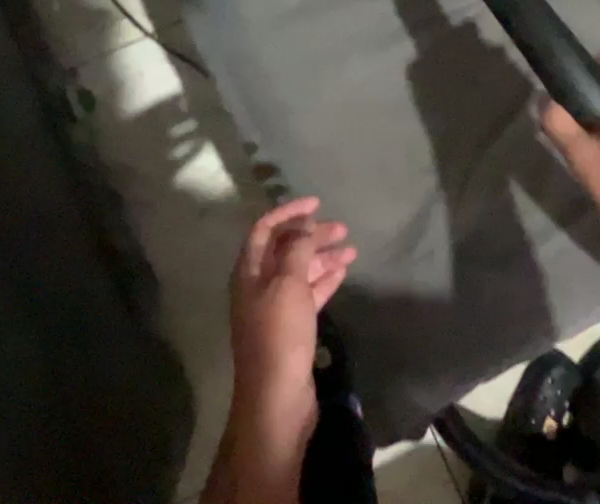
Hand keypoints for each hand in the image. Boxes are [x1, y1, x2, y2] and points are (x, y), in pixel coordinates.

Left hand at [221, 198, 356, 488]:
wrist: (276, 398)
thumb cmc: (279, 335)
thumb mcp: (287, 284)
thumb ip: (295, 249)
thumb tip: (303, 225)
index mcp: (249, 272)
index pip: (265, 230)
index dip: (289, 212)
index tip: (317, 202)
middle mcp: (258, 286)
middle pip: (285, 250)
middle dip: (311, 235)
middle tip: (342, 227)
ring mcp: (274, 308)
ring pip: (300, 272)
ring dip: (322, 257)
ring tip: (351, 247)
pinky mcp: (291, 329)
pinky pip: (308, 294)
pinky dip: (324, 280)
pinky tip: (343, 271)